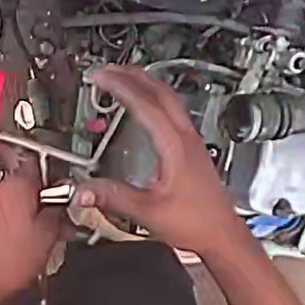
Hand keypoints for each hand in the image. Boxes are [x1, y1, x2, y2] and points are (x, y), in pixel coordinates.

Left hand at [0, 146, 63, 296]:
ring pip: (15, 201)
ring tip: (43, 236)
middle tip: (58, 221)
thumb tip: (64, 203)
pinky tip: (23, 243)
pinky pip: (2, 214)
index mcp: (17, 184)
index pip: (39, 164)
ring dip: (29, 213)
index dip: (55, 178)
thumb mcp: (48, 235)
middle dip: (43, 201)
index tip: (64, 192)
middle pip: (27, 185)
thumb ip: (58, 213)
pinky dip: (14, 223)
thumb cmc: (10, 259)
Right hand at [73, 67, 247, 255]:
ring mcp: (191, 142)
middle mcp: (186, 139)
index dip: (120, 88)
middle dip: (133, 76)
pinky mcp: (192, 150)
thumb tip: (83, 188)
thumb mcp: (147, 211)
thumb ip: (113, 197)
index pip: (145, 105)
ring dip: (146, 84)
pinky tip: (146, 106)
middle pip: (160, 92)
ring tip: (124, 77)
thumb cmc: (195, 223)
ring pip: (169, 99)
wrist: (221, 235)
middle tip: (108, 69)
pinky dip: (155, 99)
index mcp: (175, 146)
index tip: (101, 77)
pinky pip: (173, 112)